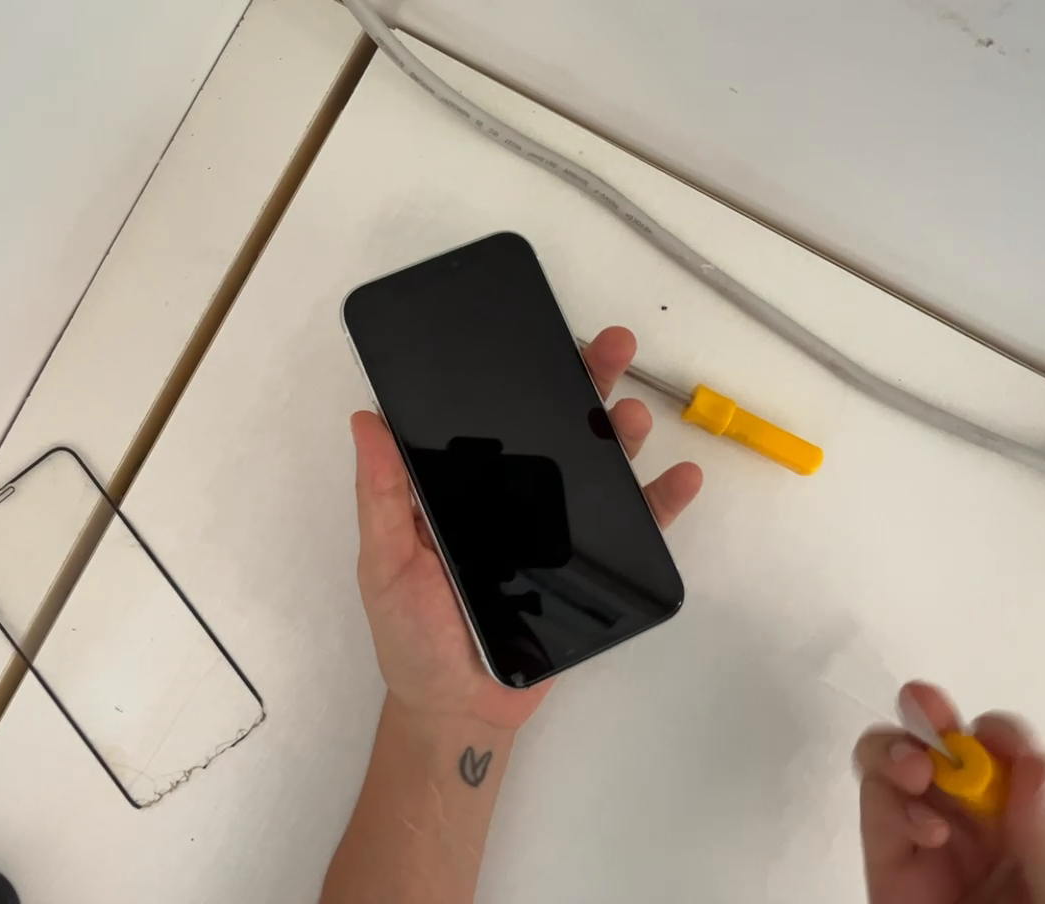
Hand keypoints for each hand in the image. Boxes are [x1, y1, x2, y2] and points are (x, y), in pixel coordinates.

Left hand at [347, 325, 703, 731]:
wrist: (461, 705)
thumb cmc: (414, 633)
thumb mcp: (385, 560)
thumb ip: (380, 495)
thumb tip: (365, 418)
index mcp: (465, 485)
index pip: (496, 418)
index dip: (519, 377)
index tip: (540, 339)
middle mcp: (515, 494)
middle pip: (555, 428)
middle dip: (584, 383)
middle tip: (610, 348)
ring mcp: (557, 527)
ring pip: (597, 466)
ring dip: (620, 432)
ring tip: (632, 413)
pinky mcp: (589, 562)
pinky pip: (631, 527)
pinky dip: (659, 501)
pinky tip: (680, 477)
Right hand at [856, 681, 1044, 903]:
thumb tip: (1032, 765)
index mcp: (1033, 829)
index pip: (1012, 760)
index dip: (1002, 735)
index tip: (1002, 740)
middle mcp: (976, 823)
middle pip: (942, 743)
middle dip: (928, 714)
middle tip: (926, 706)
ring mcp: (925, 837)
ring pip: (894, 760)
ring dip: (898, 748)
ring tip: (916, 771)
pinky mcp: (885, 857)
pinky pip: (875, 806)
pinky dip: (888, 797)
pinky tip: (923, 826)